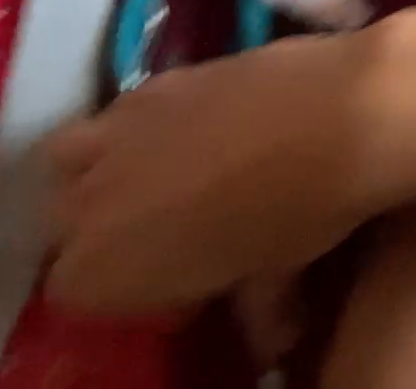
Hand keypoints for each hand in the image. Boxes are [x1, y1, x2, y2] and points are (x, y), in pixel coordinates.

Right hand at [44, 32, 386, 313]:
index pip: (81, 293)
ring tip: (171, 168)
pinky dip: (146, 120)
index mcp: (101, 275)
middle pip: (70, 224)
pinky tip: (201, 118)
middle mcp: (84, 207)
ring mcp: (115, 134)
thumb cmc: (308, 209)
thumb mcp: (279, 274)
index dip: (141, 288)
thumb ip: (257, 307)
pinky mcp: (158, 79)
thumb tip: (277, 336)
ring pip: (73, 159)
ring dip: (106, 168)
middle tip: (181, 223)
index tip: (196, 281)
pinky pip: (123, 108)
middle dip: (113, 228)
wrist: (345, 113)